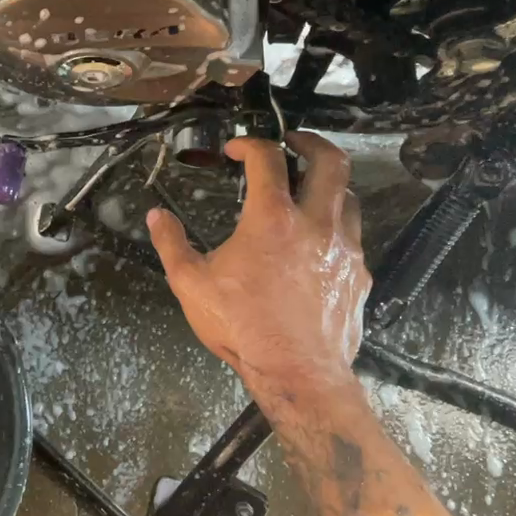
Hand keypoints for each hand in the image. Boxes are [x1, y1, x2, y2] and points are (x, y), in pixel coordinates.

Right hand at [147, 130, 367, 398]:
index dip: (249, 144)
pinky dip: (335, 223)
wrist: (298, 373)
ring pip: (348, 196)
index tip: (234, 150)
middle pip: (330, 162)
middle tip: (292, 142)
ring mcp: (343, 250)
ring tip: (307, 188)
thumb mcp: (190, 283)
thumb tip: (156, 216)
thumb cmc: (240, 325)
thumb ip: (171, 243)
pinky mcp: (359, 276)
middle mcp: (315, 224)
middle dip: (311, 143)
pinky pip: (354, 235)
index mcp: (271, 219)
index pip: (267, 159)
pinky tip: (317, 240)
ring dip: (327, 183)